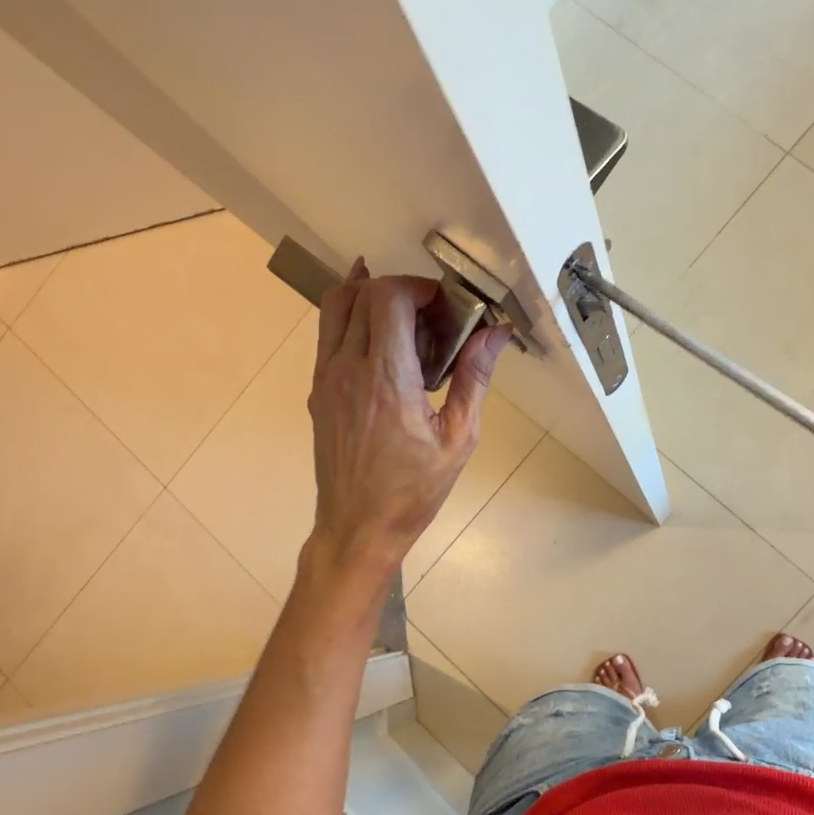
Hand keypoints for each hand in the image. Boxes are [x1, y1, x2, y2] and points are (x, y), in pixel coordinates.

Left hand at [304, 260, 510, 579]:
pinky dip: (352, 320)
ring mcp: (325, 378)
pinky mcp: (317, 391)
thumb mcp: (458, 439)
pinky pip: (328, 335)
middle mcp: (347, 367)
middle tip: (430, 316)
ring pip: (335, 306)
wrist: (358, 526)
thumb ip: (474, 380)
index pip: (389, 297)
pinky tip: (380, 337)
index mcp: (386, 377)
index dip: (419, 288)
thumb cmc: (413, 491)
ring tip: (404, 316)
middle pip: (361, 292)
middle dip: (400, 289)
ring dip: (369, 296)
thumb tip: (496, 334)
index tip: (445, 307)